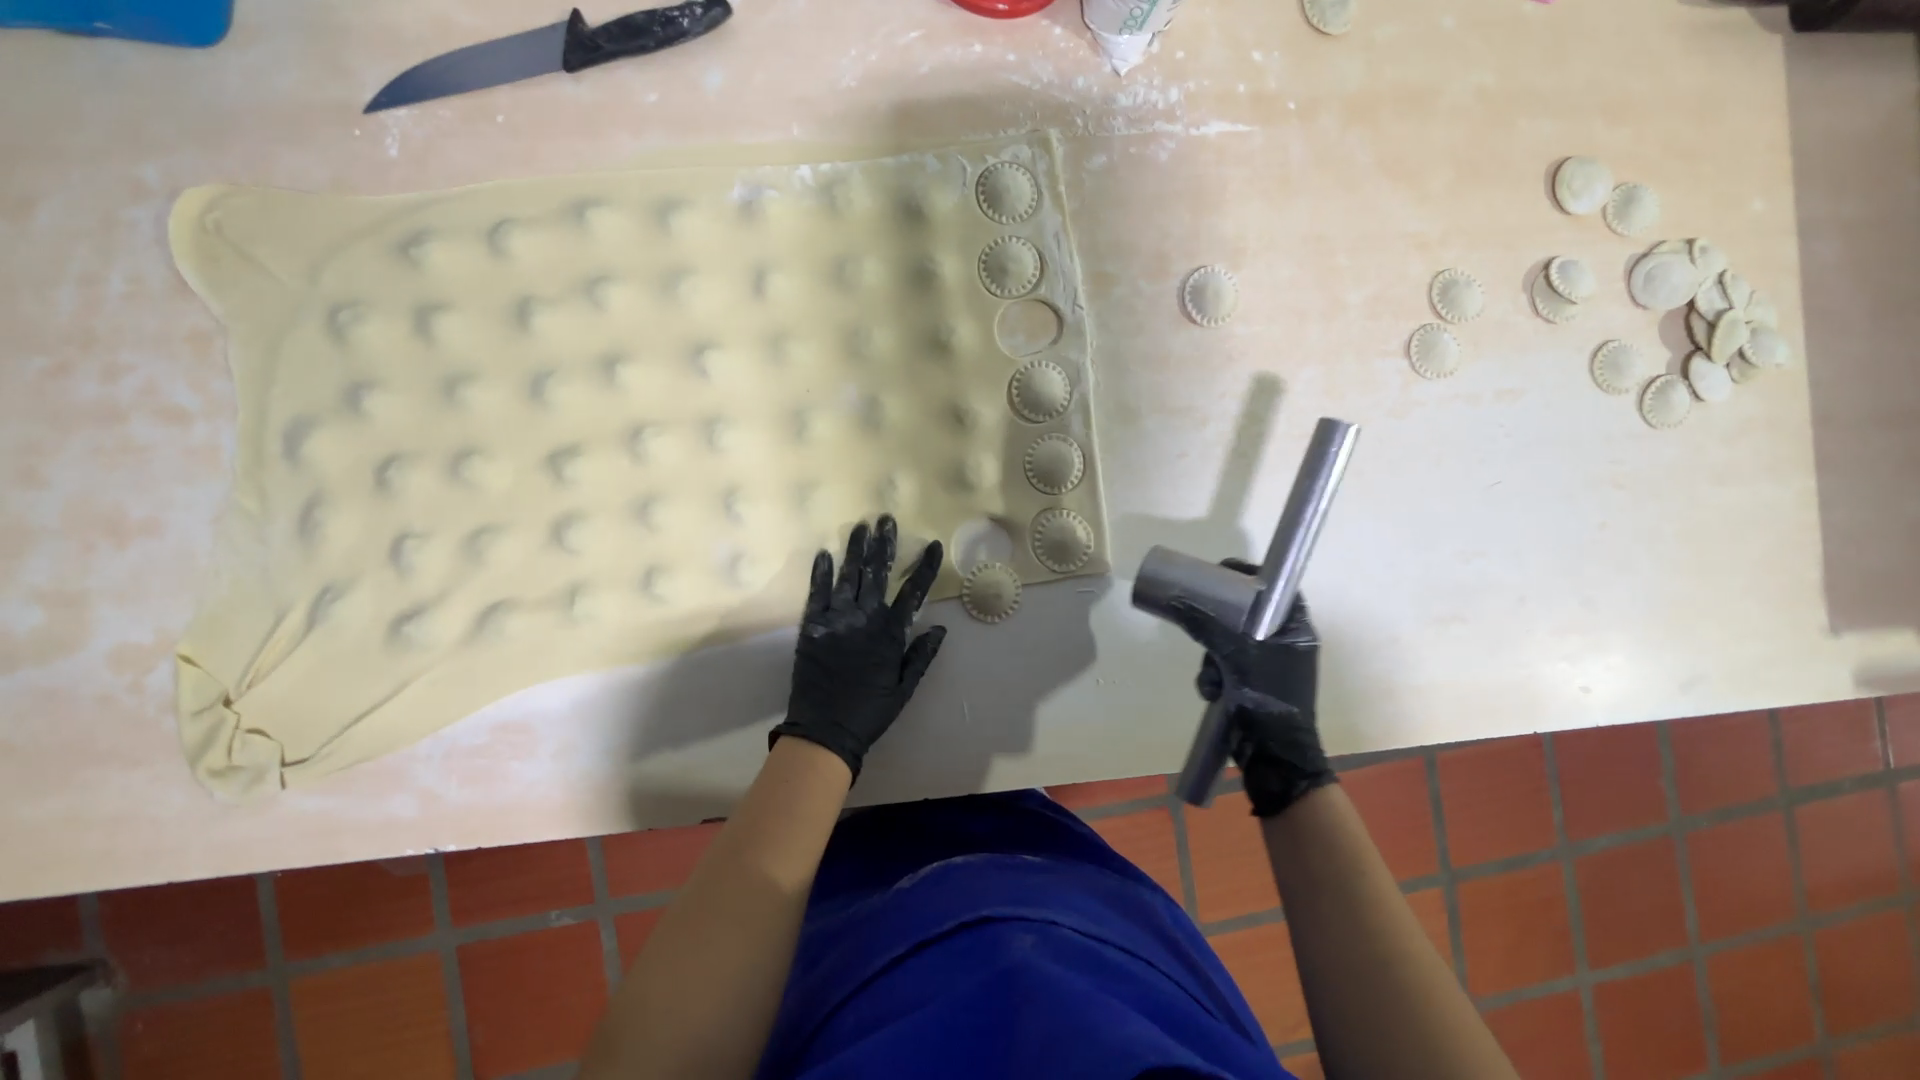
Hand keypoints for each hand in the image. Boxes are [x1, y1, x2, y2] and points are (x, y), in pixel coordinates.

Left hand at [769, 514, 946, 780]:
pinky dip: (821, 573)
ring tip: (861, 527)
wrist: (825, 730)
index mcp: (890, 634)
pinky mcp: (811, 627)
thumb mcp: (905, 688)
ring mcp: (836, 620)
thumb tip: (940, 628)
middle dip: (884, 544)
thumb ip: (921, 656)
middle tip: (886, 519)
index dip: (925, 567)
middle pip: (877, 573)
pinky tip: (825, 553)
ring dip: (855, 550)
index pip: (913, 592)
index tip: (934, 545)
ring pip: (848, 576)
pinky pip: (817, 593)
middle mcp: (865, 619)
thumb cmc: (869, 712)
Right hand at [1167, 559, 1333, 818]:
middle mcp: (1287, 645)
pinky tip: (1214, 693)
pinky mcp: (1254, 689)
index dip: (1250, 576)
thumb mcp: (1237, 656)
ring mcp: (1271, 668)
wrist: (1276, 757)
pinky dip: (1216, 679)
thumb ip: (1208, 627)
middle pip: (1246, 617)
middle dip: (1219, 628)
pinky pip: (1228, 669)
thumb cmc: (1270, 698)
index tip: (1220, 571)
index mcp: (1296, 630)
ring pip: (1230, 645)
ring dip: (1213, 659)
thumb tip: (1176, 601)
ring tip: (1212, 680)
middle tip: (1201, 627)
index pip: (1276, 589)